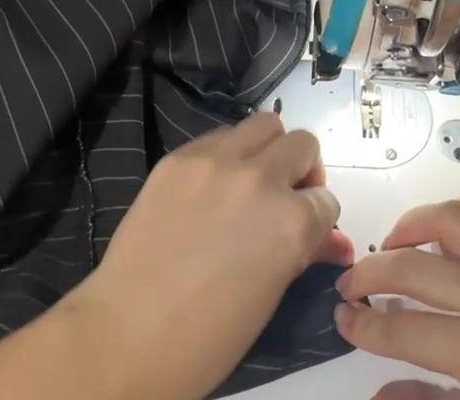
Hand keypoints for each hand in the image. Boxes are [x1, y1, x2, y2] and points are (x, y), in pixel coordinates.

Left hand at [64, 112, 350, 398]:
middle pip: (302, 145)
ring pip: (266, 124)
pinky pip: (220, 136)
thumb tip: (333, 242)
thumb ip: (306, 253)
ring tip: (249, 182)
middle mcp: (260, 179)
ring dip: (268, 149)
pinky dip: (228, 154)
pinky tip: (210, 188)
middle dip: (301, 171)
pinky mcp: (180, 157)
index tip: (304, 232)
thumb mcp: (271, 295)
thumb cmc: (209, 335)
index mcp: (291, 221)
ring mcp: (217, 161)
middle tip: (282, 199)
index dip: (317, 218)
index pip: (326, 200)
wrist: (127, 335)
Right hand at [334, 198, 459, 399]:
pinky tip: (447, 224)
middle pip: (416, 270)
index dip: (364, 327)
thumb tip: (380, 394)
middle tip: (349, 284)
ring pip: (454, 222)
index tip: (340, 319)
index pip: (406, 331)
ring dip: (412, 225)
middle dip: (372, 274)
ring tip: (390, 242)